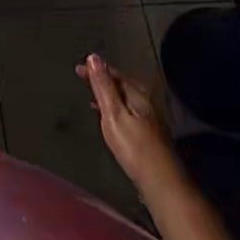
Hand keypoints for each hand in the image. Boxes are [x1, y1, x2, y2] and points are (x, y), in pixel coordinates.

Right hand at [78, 53, 181, 190]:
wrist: (161, 182)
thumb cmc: (134, 148)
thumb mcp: (113, 114)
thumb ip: (104, 86)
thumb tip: (94, 57)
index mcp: (138, 93)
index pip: (114, 73)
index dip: (95, 69)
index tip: (78, 69)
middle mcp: (146, 101)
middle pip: (121, 84)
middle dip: (103, 79)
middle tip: (84, 79)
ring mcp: (150, 117)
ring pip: (125, 98)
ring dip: (109, 94)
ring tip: (93, 96)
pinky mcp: (149, 133)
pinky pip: (127, 110)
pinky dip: (115, 107)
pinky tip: (110, 118)